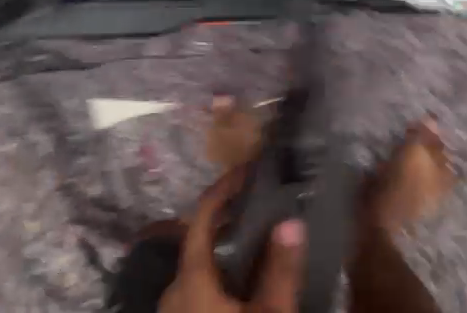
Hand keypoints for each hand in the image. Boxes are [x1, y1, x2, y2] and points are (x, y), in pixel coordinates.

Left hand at [159, 166, 304, 312]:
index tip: (249, 168)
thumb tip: (293, 221)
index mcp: (190, 275)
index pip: (202, 214)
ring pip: (201, 264)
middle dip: (230, 217)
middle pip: (201, 238)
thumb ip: (280, 269)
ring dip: (226, 247)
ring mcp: (173, 307)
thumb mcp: (268, 312)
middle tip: (261, 203)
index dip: (225, 186)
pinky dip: (220, 272)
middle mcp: (173, 287)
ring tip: (258, 237)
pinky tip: (245, 279)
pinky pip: (199, 285)